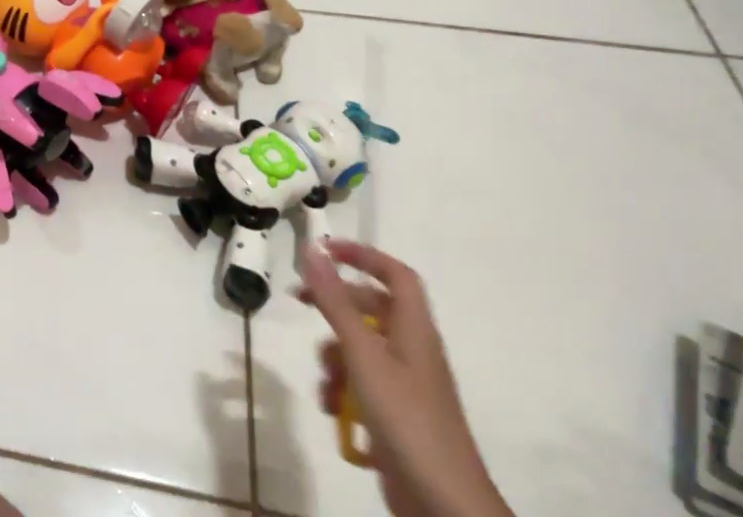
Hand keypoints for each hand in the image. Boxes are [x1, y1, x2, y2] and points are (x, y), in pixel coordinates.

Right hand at [298, 241, 513, 516]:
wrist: (442, 499)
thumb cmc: (405, 417)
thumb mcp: (363, 356)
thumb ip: (336, 303)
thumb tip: (313, 250)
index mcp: (415, 329)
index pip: (396, 274)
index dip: (363, 255)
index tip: (324, 250)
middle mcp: (413, 349)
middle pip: (374, 308)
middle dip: (335, 305)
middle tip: (299, 302)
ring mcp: (407, 382)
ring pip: (362, 347)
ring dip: (335, 356)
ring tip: (324, 380)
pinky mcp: (396, 411)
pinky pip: (363, 381)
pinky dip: (343, 386)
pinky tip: (331, 407)